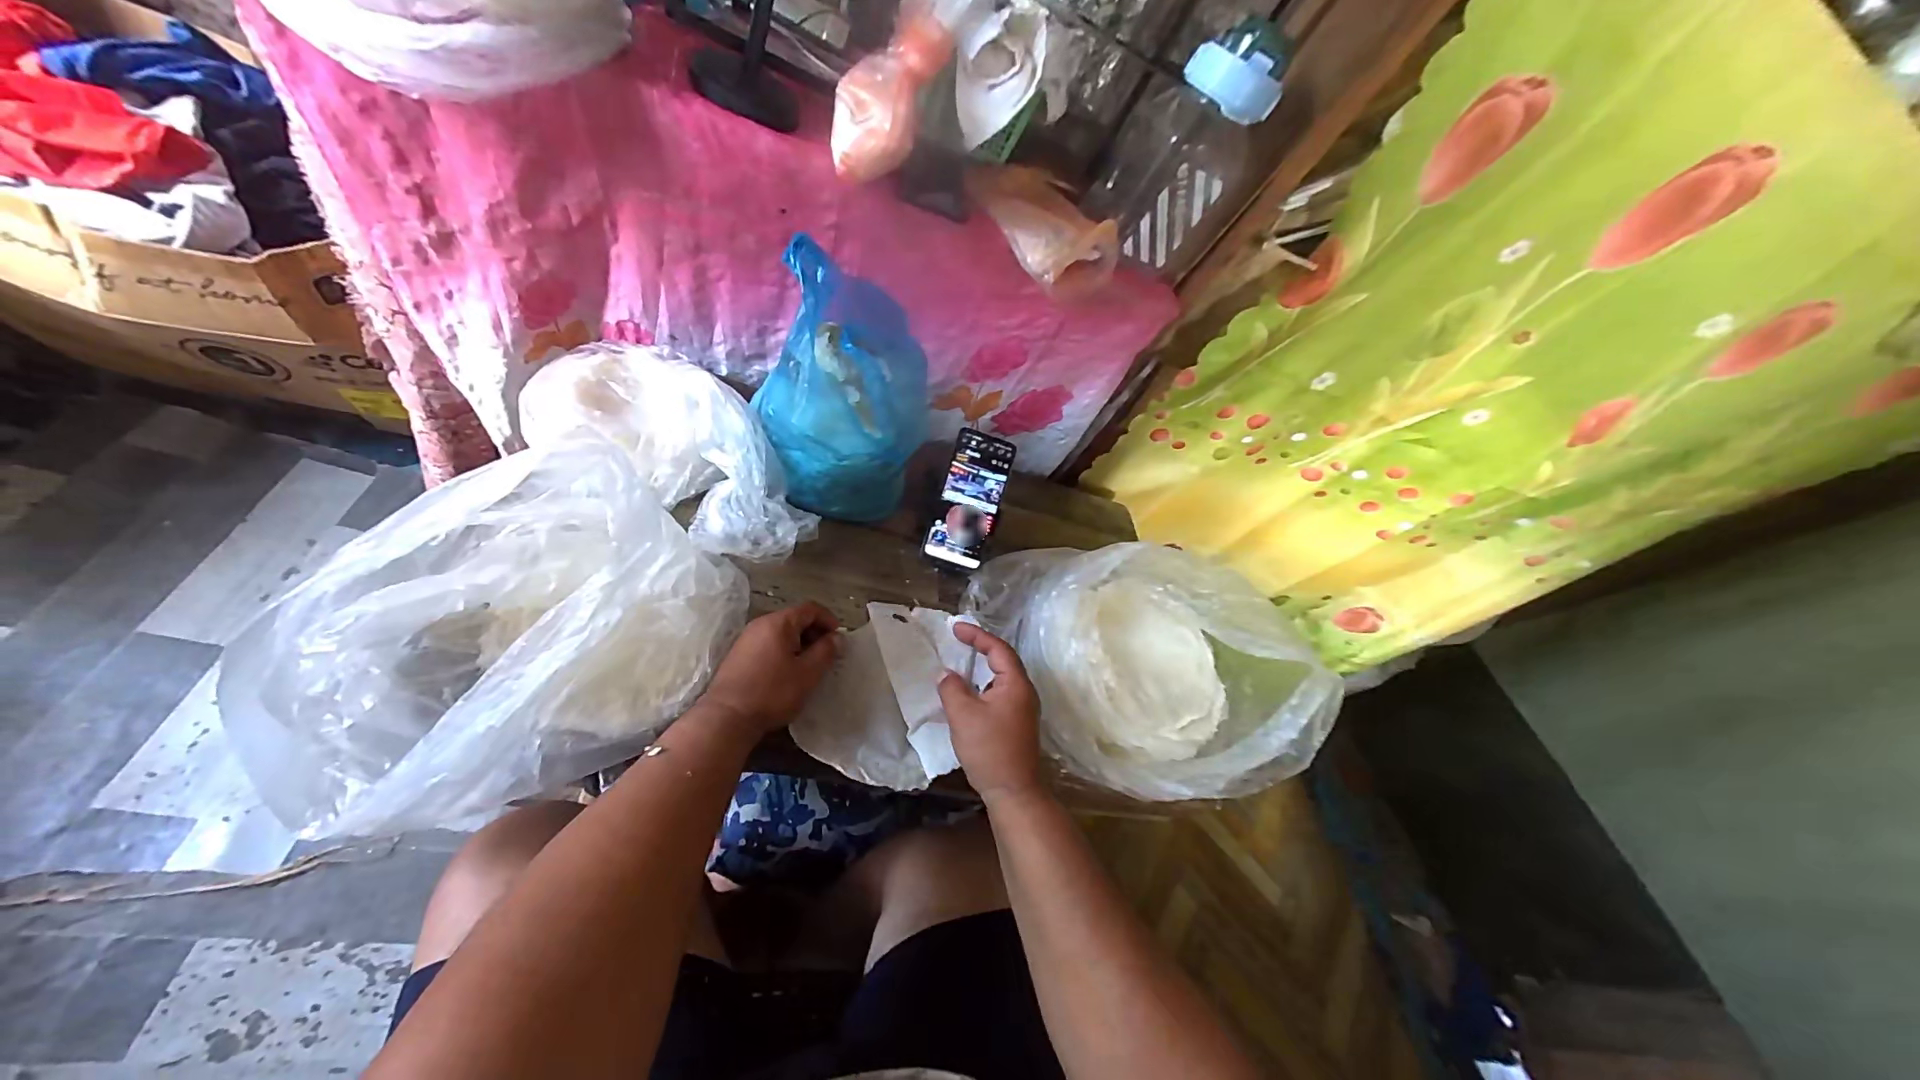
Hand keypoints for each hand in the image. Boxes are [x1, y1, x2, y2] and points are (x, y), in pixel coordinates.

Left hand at [701, 602, 840, 736]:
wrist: (727, 717)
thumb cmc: (773, 692)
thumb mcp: (808, 673)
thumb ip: (826, 651)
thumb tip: (837, 637)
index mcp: (778, 623)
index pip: (810, 609)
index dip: (828, 620)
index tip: (839, 639)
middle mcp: (760, 624)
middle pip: (794, 618)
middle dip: (814, 632)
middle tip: (826, 654)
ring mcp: (746, 639)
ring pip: (780, 633)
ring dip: (799, 643)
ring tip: (808, 665)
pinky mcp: (738, 655)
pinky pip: (767, 644)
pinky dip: (783, 651)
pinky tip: (786, 673)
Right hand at [938, 622, 1045, 803]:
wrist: (1013, 791)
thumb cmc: (989, 749)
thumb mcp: (963, 715)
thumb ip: (952, 688)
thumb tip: (947, 674)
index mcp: (1016, 684)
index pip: (998, 649)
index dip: (976, 635)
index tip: (955, 628)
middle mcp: (1024, 692)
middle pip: (1003, 661)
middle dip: (980, 648)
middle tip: (958, 640)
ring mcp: (1023, 709)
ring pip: (1001, 679)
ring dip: (981, 669)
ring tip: (960, 662)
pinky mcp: (1017, 723)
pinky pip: (999, 693)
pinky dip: (983, 686)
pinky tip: (968, 693)